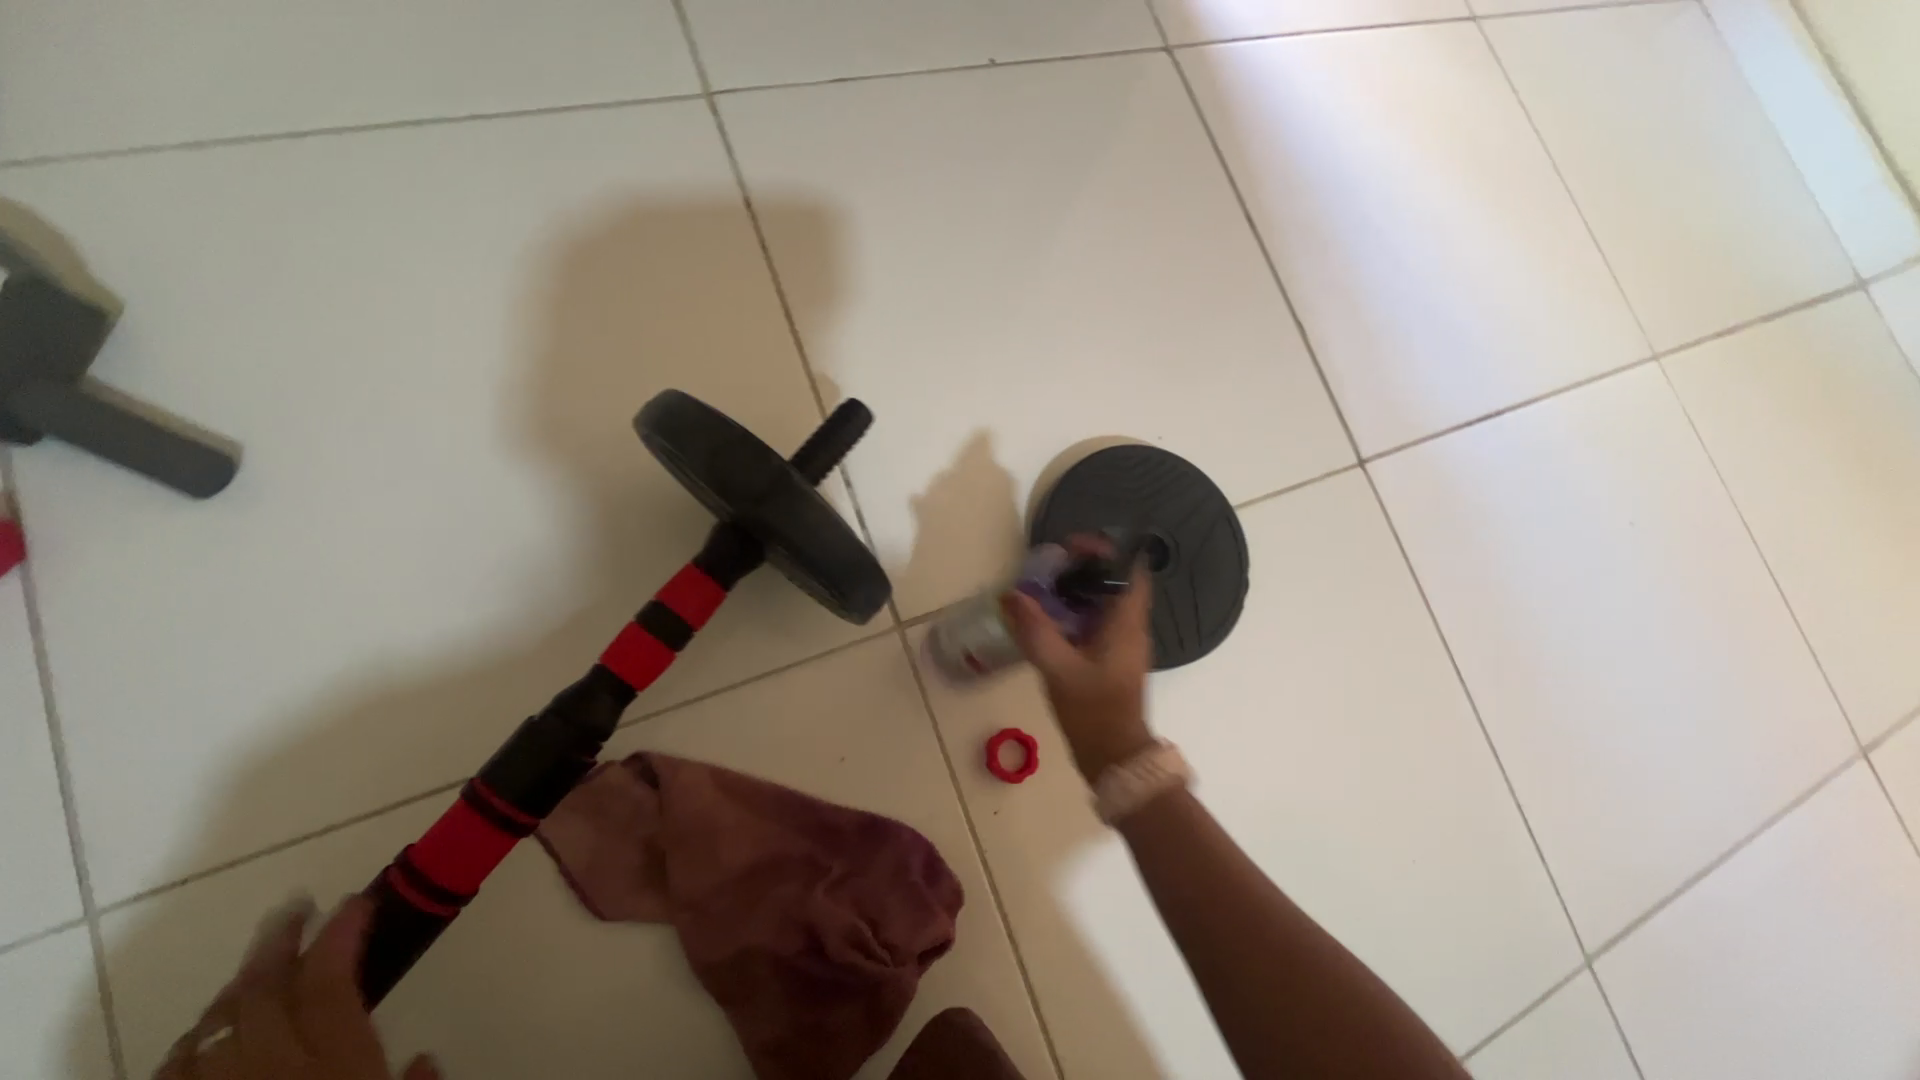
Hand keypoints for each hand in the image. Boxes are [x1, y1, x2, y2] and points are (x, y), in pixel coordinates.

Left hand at [156, 895, 439, 1079]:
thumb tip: (424, 1061)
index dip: (339, 933)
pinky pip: (170, 1072)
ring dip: (234, 988)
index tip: (356, 901)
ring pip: (209, 1027)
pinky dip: (189, 1042)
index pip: (329, 981)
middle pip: (260, 992)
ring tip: (257, 966)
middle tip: (297, 908)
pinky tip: (205, 1035)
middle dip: (278, 941)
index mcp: (333, 1067)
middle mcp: (270, 1074)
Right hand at [1000, 541, 1156, 783]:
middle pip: (1115, 582)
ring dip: (1078, 591)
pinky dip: (1075, 614)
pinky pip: (1096, 623)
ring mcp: (1122, 645)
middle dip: (1084, 568)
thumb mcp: (1058, 668)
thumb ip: (1035, 630)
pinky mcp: (1111, 659)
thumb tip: (1011, 595)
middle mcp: (1130, 628)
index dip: (1106, 551)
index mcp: (1127, 623)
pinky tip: (1048, 620)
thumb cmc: (1093, 711)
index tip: (1073, 548)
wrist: (1114, 757)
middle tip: (1050, 566)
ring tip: (1043, 588)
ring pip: (1104, 603)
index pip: (1130, 570)